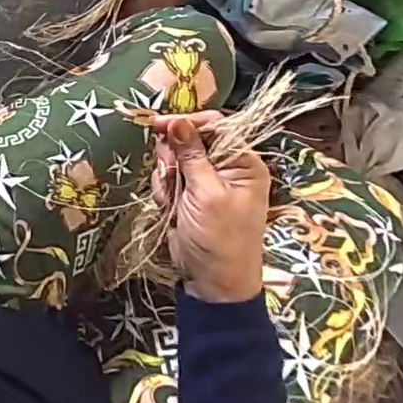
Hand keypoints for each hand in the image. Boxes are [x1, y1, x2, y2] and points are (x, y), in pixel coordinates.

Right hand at [151, 110, 270, 302]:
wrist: (211, 282)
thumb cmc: (220, 240)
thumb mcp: (207, 194)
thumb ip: (192, 156)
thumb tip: (177, 120)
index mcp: (243, 163)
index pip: (215, 126)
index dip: (187, 122)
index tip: (159, 126)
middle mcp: (226, 167)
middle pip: (189, 138)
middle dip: (174, 155)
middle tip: (171, 174)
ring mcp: (206, 180)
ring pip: (173, 156)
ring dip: (166, 175)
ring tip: (173, 198)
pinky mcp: (188, 192)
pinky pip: (167, 175)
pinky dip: (163, 188)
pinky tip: (171, 207)